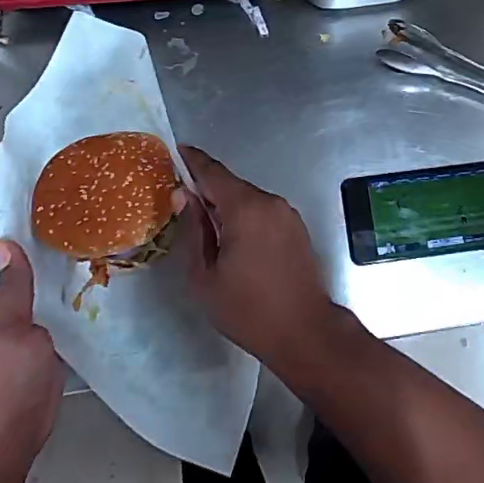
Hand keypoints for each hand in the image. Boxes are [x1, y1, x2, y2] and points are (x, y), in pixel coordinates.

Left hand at [0, 239, 63, 463]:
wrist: (11, 441)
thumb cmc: (2, 384)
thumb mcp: (6, 328)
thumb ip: (10, 288)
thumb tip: (2, 246)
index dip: (9, 250)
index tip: (34, 224)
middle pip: (15, 288)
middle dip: (35, 267)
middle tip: (66, 237)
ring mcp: (14, 345)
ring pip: (33, 306)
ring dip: (51, 289)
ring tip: (79, 258)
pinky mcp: (35, 360)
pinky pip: (48, 326)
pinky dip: (62, 312)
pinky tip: (82, 299)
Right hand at [180, 145, 344, 365]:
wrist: (305, 331)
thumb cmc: (248, 309)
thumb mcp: (206, 276)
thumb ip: (194, 230)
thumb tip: (185, 197)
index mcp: (245, 208)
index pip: (213, 172)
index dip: (193, 161)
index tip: (178, 151)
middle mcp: (270, 202)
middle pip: (232, 186)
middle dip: (208, 191)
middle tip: (184, 203)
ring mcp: (287, 213)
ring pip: (248, 200)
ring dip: (228, 207)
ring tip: (209, 232)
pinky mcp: (297, 227)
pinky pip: (264, 212)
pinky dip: (246, 217)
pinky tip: (236, 242)